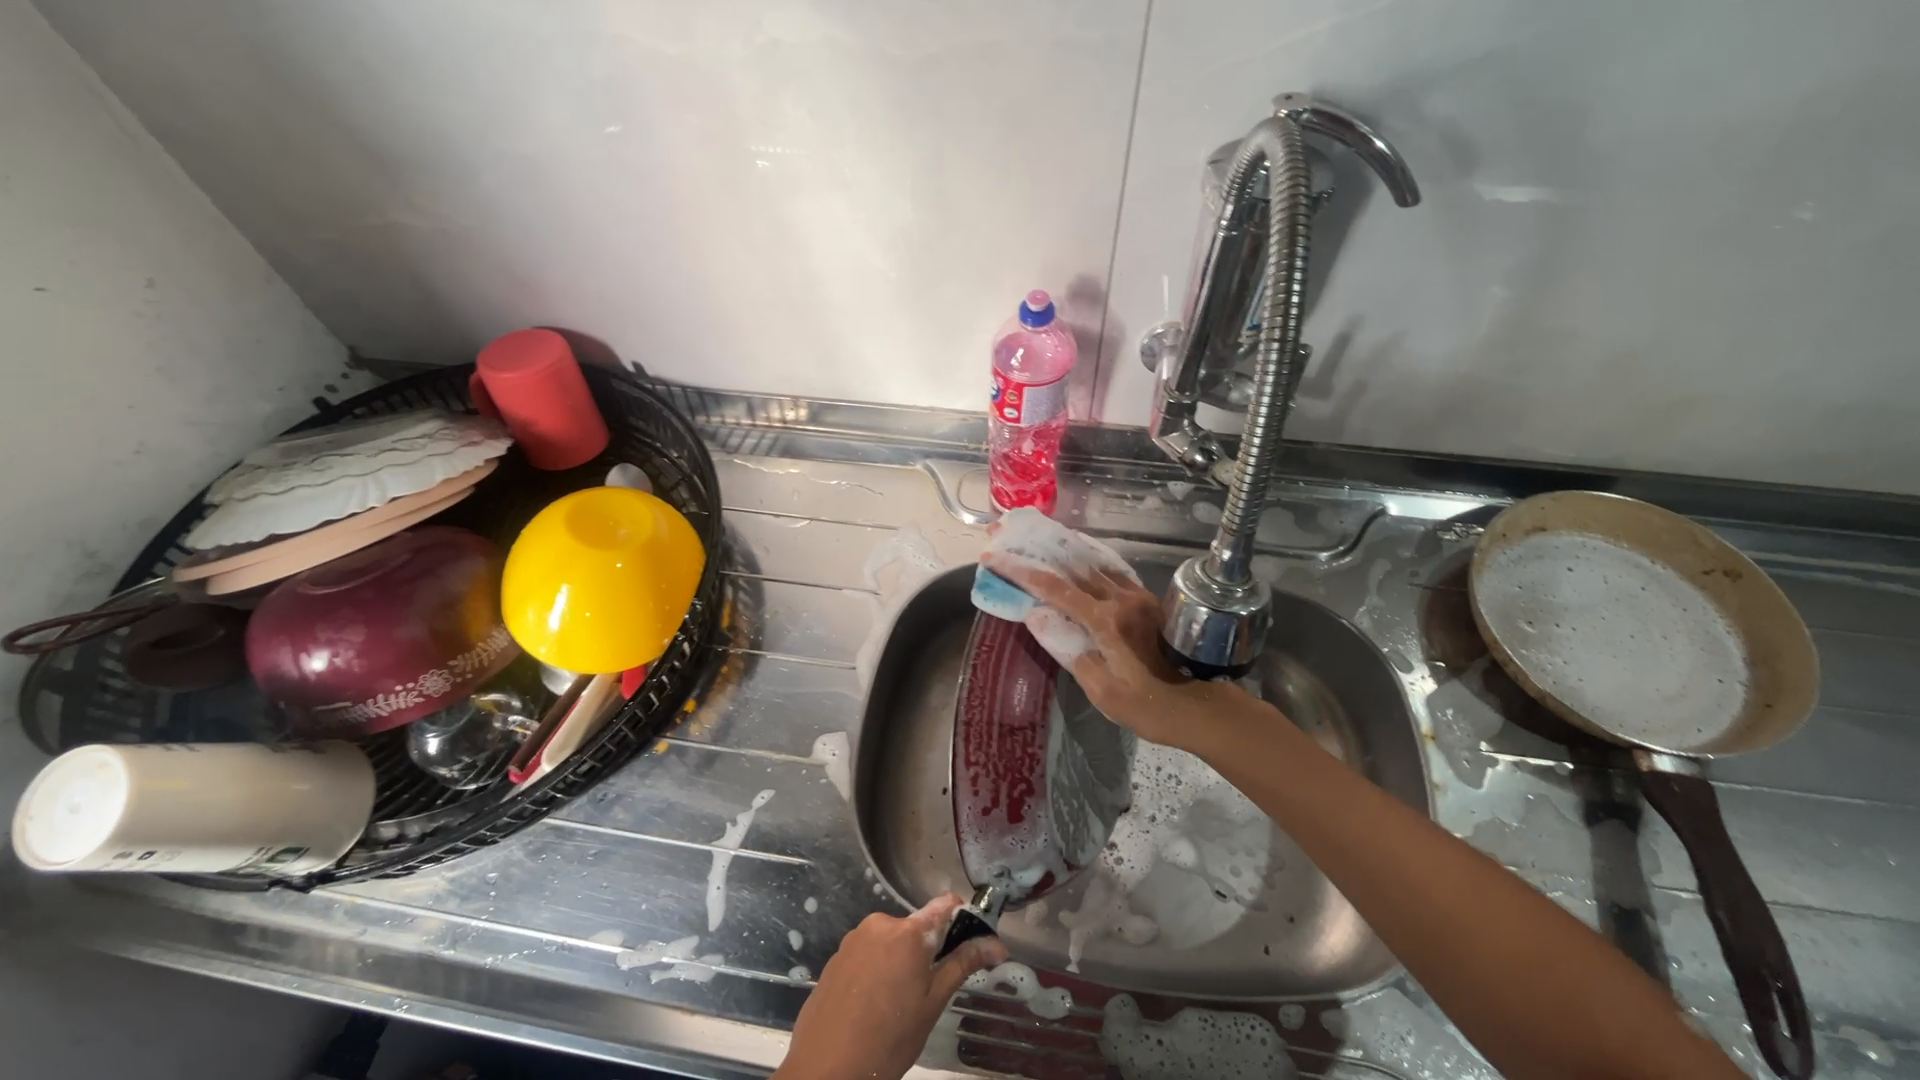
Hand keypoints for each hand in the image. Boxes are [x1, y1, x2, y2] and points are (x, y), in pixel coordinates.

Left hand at [774, 894, 1007, 1079]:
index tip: (972, 942)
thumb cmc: (888, 1038)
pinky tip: (874, 1004)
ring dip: (902, 961)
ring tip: (899, 1003)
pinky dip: (878, 970)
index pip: (945, 905)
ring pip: (891, 942)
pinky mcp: (835, 957)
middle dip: (928, 951)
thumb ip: (962, 964)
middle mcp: (879, 924)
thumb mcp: (932, 1003)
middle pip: (917, 927)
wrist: (824, 1069)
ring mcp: (853, 940)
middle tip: (930, 991)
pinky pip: (868, 954)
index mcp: (908, 932)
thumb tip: (997, 944)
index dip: (963, 919)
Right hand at [983, 555, 1238, 750]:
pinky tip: (1083, 555)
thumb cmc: (1152, 707)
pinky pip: (1115, 573)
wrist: (1205, 707)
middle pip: (1073, 567)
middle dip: (1038, 552)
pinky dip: (1092, 561)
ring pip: (1096, 564)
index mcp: (1107, 621)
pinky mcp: (1151, 603)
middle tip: (1010, 537)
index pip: (1055, 589)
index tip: (994, 558)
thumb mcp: (1103, 691)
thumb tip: (1038, 617)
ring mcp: (1140, 598)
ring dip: (1065, 550)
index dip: (1021, 572)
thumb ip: (1070, 650)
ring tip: (1039, 537)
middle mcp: (1123, 600)